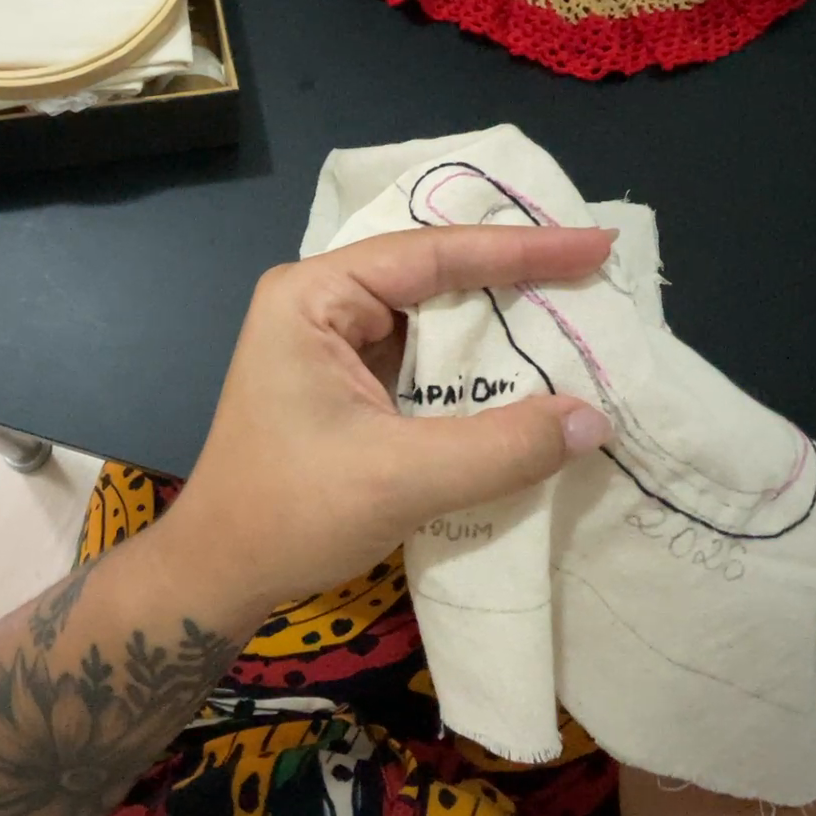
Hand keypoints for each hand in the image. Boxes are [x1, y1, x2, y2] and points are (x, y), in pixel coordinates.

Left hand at [160, 226, 617, 610]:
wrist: (221, 569)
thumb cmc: (289, 514)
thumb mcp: (400, 479)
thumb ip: (501, 447)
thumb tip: (593, 419)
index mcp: (313, 296)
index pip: (428, 255)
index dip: (518, 249)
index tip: (594, 245)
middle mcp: (319, 302)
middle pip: (430, 276)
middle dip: (509, 279)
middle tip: (593, 275)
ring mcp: (329, 340)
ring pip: (428, 317)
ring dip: (493, 324)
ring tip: (573, 317)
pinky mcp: (344, 378)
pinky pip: (419, 356)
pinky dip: (469, 365)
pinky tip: (521, 370)